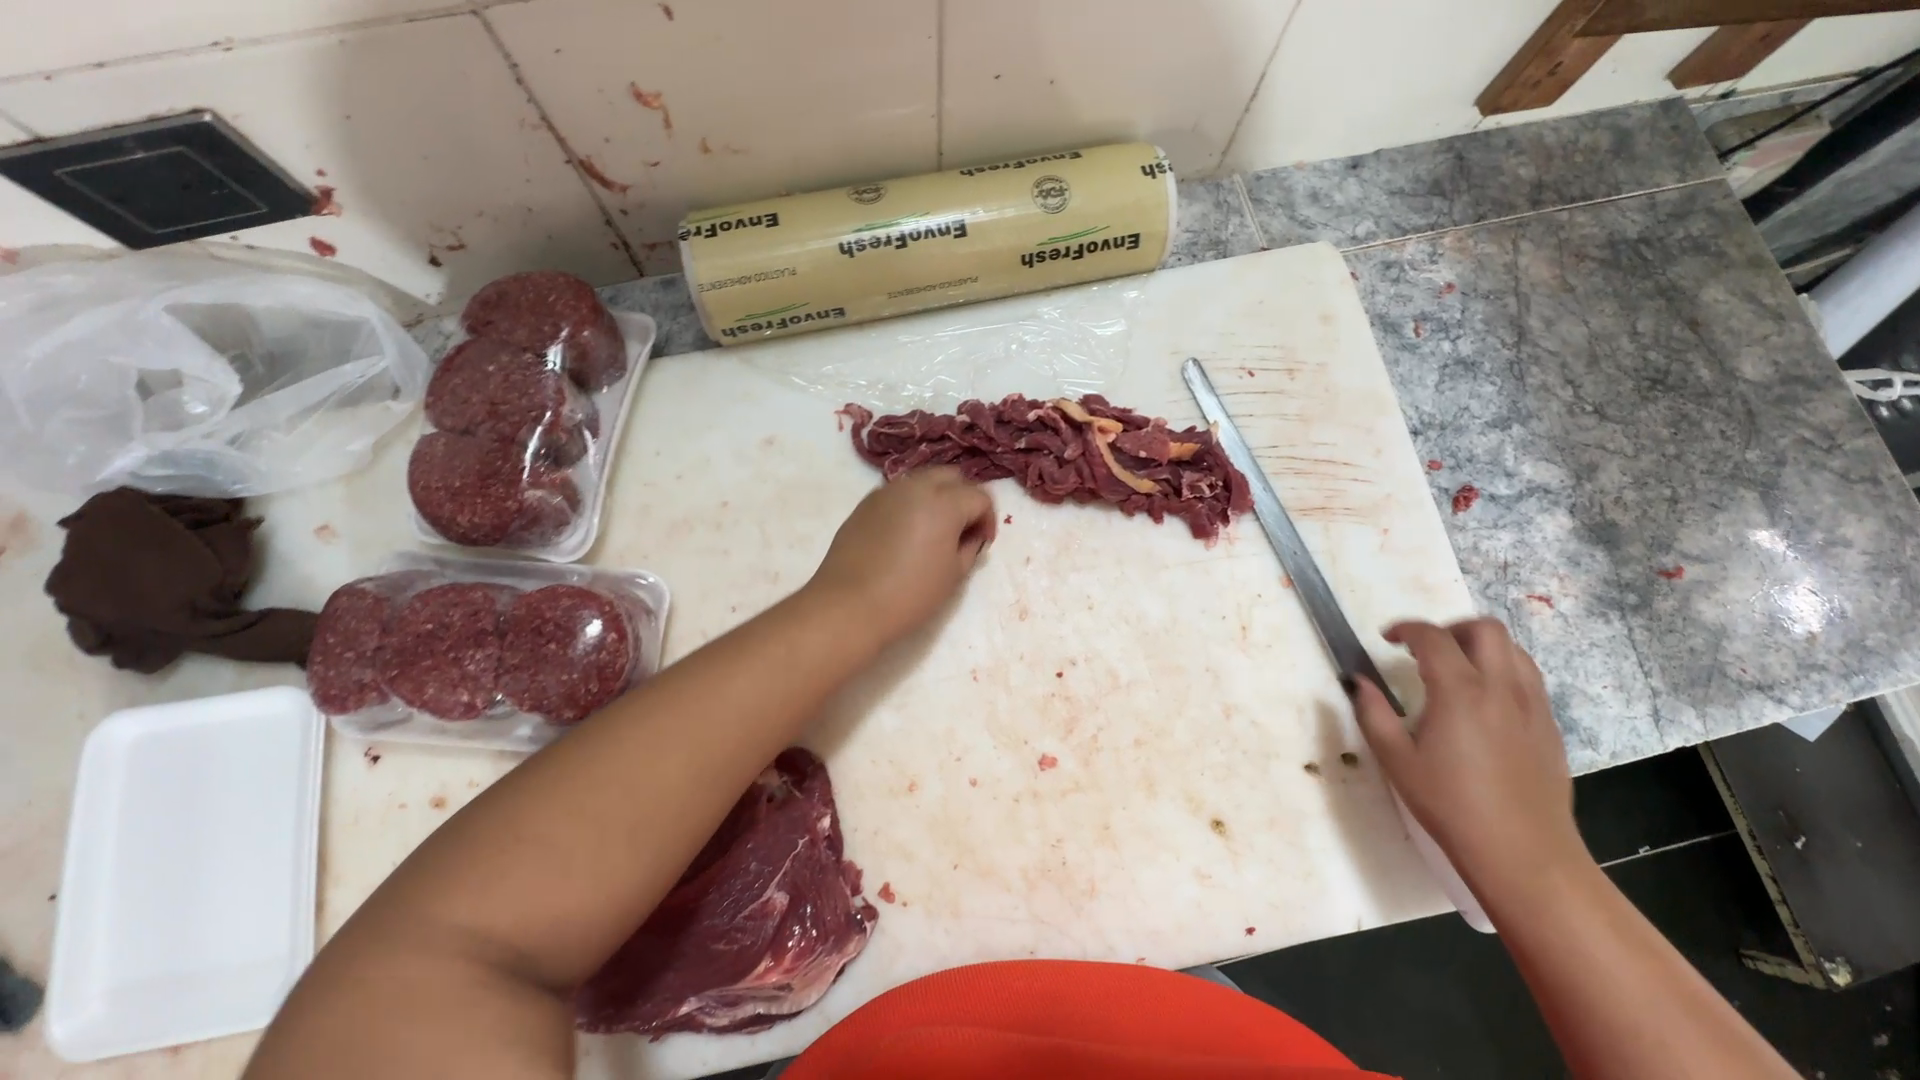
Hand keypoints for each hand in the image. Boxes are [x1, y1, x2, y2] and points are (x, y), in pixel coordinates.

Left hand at [805, 467, 995, 644]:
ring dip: (937, 497)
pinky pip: (898, 493)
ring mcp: (886, 492)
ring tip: (934, 531)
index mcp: (944, 502)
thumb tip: (971, 535)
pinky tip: (905, 534)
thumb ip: (970, 547)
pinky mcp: (865, 504)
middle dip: (964, 498)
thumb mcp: (954, 575)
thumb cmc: (909, 595)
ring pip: (923, 480)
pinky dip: (911, 504)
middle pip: (952, 477)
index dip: (988, 519)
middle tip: (962, 530)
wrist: (849, 605)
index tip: (983, 543)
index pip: (980, 496)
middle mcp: (916, 487)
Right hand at [1350, 618, 1589, 893]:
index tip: (1388, 639)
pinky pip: (1529, 679)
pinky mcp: (1549, 726)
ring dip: (1481, 646)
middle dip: (1451, 628)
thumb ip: (1373, 713)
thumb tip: (1359, 681)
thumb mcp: (1396, 760)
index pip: (1433, 637)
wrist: (1522, 851)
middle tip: (1425, 650)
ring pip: (1514, 650)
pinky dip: (1504, 671)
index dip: (1406, 629)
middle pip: (1485, 629)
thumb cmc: (1450, 805)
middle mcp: (1502, 687)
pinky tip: (1484, 702)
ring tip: (1457, 669)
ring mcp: (1533, 705)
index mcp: (1460, 691)